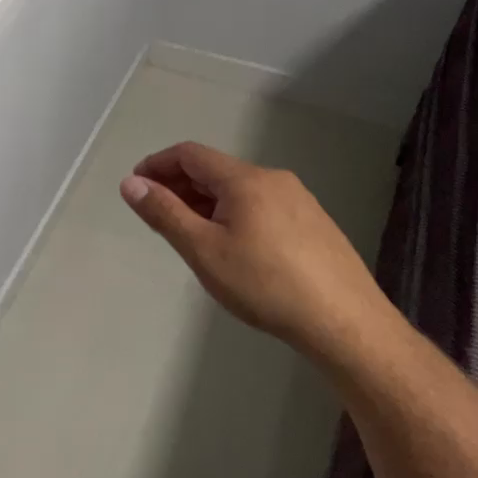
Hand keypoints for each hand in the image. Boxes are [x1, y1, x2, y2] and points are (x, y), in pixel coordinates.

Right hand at [119, 141, 391, 359]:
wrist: (346, 324)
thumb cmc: (264, 284)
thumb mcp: (202, 249)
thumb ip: (163, 212)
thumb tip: (131, 183)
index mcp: (245, 180)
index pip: (189, 154)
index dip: (157, 165)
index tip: (135, 187)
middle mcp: (274, 180)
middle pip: (214, 169)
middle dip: (178, 184)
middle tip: (155, 213)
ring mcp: (300, 202)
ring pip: (238, 189)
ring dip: (204, 200)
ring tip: (188, 232)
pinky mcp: (314, 225)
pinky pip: (261, 205)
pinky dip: (232, 213)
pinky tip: (231, 246)